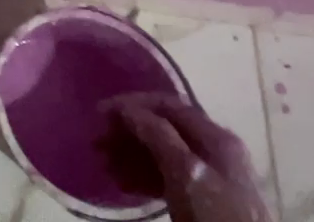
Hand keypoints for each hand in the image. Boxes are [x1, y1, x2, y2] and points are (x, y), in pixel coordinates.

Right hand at [110, 95, 271, 221]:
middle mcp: (215, 150)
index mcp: (216, 137)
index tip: (99, 114)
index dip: (131, 103)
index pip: (166, 104)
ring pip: (163, 153)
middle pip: (163, 127)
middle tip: (98, 143)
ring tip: (106, 166)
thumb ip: (157, 134)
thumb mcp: (185, 172)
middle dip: (127, 132)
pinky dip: (144, 176)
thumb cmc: (215, 216)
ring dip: (131, 154)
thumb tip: (127, 107)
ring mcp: (212, 177)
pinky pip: (169, 176)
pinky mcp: (205, 200)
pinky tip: (125, 185)